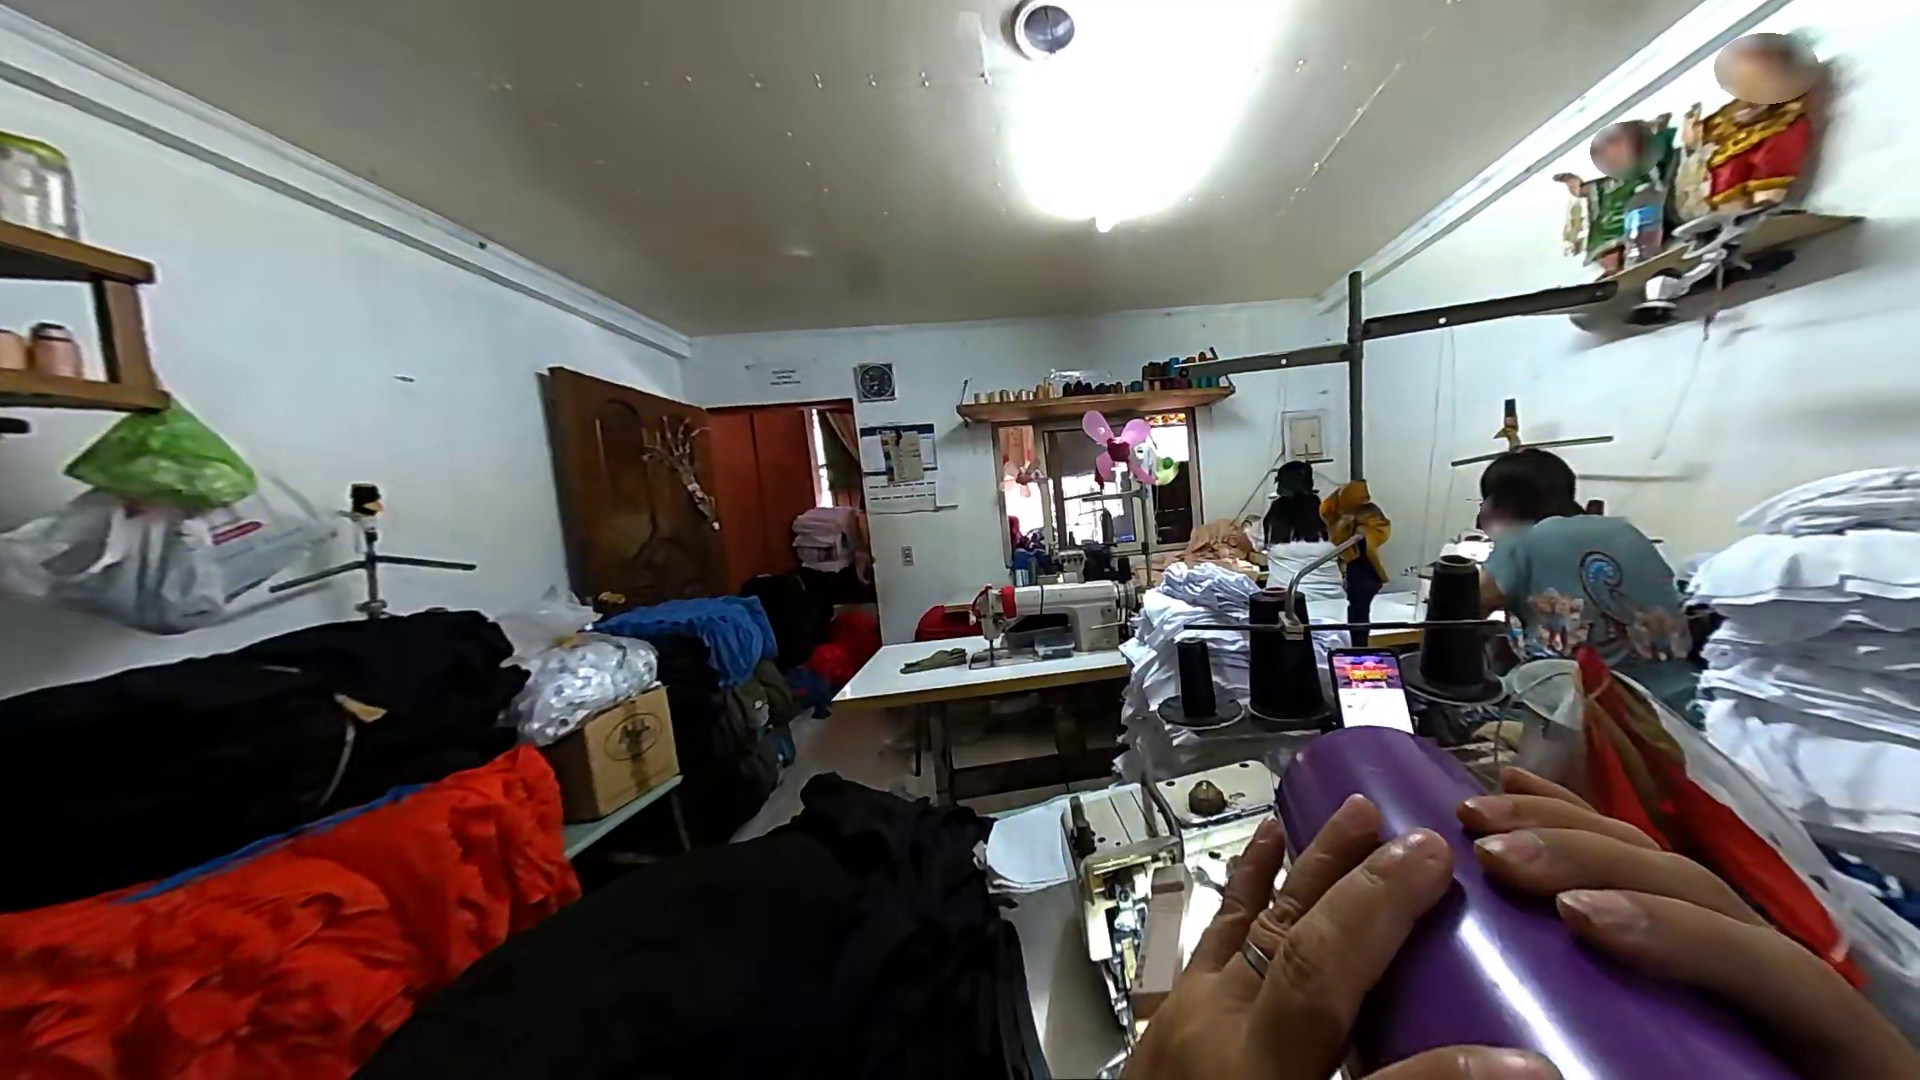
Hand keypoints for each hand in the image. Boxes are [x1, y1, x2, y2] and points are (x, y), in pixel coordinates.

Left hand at [1125, 796, 1558, 1079]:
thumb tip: (1474, 1073)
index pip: (1365, 1073)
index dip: (1448, 1073)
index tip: (1531, 1058)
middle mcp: (1228, 1036)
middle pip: (1306, 960)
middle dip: (1370, 899)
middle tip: (1428, 846)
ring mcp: (1196, 1002)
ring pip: (1263, 919)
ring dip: (1316, 864)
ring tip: (1357, 814)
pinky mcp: (1180, 990)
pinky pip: (1220, 923)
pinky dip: (1250, 875)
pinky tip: (1269, 834)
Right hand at [1460, 768, 1919, 1078]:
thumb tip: (1566, 1064)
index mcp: (1838, 1044)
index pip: (1775, 967)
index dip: (1676, 929)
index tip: (1572, 916)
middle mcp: (1776, 972)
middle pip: (1686, 883)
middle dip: (1581, 855)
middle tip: (1492, 856)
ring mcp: (1711, 929)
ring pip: (1641, 851)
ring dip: (1549, 822)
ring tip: (1475, 815)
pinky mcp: (1654, 911)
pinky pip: (1611, 843)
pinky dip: (1557, 809)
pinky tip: (1512, 780)